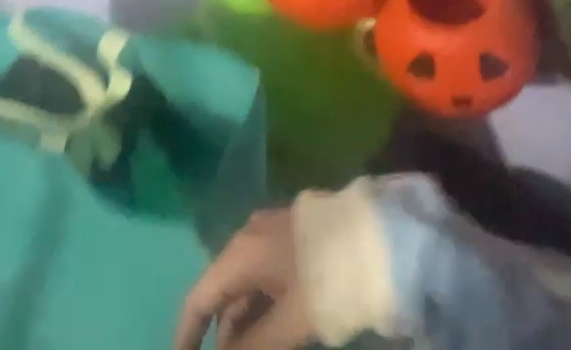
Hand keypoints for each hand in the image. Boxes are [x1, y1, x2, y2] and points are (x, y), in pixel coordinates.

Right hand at [174, 210, 317, 349]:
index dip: (188, 335)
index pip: (199, 298)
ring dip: (249, 322)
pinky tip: (277, 329)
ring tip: (257, 348)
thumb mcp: (291, 323)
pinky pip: (270, 276)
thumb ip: (252, 346)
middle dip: (226, 334)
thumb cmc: (329, 279)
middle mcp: (251, 236)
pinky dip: (267, 306)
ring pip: (251, 284)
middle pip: (226, 292)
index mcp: (241, 252)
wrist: (382, 236)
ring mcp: (276, 232)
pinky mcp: (299, 235)